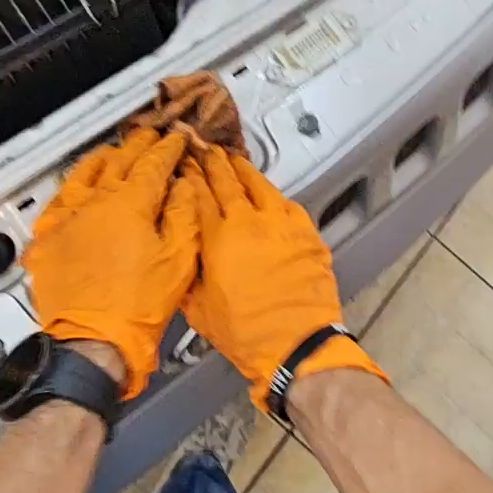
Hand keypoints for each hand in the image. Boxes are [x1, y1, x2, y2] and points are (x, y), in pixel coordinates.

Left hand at [24, 128, 191, 398]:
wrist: (94, 343)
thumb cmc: (137, 306)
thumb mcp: (178, 258)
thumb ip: (183, 213)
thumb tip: (183, 185)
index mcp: (129, 203)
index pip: (153, 163)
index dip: (168, 148)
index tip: (177, 141)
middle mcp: (94, 203)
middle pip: (119, 162)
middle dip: (139, 146)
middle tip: (151, 138)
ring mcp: (67, 221)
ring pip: (83, 175)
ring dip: (102, 160)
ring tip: (112, 153)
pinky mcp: (48, 242)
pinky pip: (56, 204)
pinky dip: (69, 191)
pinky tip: (73, 190)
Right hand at [164, 146, 386, 408]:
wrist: (297, 343)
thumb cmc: (246, 333)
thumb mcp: (201, 311)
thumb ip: (191, 276)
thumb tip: (186, 258)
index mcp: (219, 238)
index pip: (200, 195)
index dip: (191, 177)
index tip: (185, 164)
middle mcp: (249, 221)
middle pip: (228, 182)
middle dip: (215, 162)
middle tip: (206, 148)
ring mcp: (281, 223)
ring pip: (260, 184)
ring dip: (244, 170)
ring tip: (234, 159)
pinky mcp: (306, 231)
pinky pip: (287, 203)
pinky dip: (274, 195)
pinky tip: (269, 193)